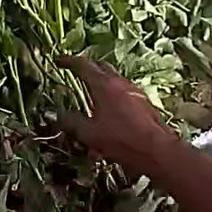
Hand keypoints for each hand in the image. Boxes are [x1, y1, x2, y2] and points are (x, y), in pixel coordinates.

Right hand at [56, 55, 180, 174]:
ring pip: (114, 76)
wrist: (157, 150)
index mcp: (104, 85)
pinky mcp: (143, 102)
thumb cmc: (121, 140)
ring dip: (101, 77)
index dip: (68, 61)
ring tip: (91, 87)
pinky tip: (110, 104)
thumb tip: (54, 115)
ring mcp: (135, 91)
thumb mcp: (90, 134)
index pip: (83, 65)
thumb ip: (70, 122)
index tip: (58, 60)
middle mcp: (120, 82)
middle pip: (101, 65)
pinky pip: (124, 88)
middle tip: (75, 70)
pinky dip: (112, 89)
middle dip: (87, 65)